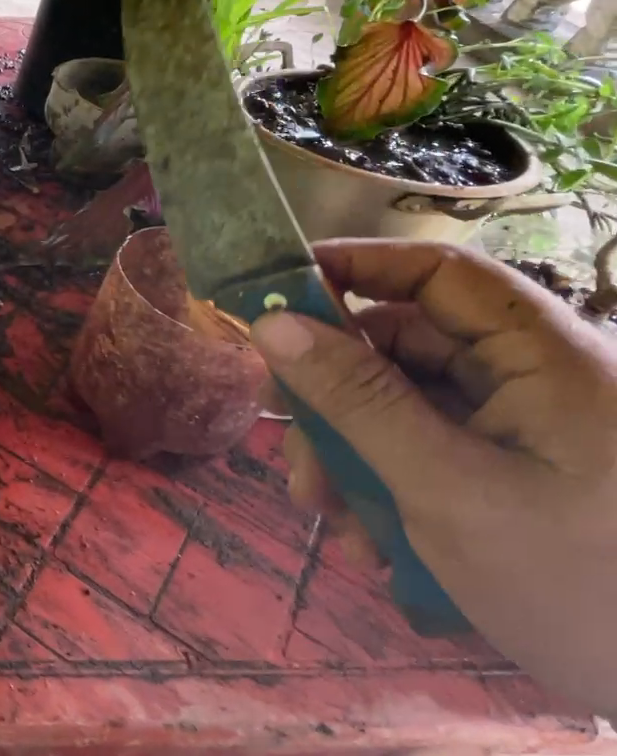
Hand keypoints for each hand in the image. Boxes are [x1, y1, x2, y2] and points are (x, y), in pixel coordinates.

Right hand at [250, 239, 616, 713]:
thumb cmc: (582, 586)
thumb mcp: (447, 489)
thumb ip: (356, 398)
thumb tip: (270, 323)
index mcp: (552, 363)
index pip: (441, 274)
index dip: (355, 267)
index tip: (272, 289)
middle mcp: (541, 383)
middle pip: (406, 345)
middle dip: (330, 389)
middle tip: (278, 425)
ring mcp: (530, 433)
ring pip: (402, 403)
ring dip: (347, 449)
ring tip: (327, 511)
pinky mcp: (517, 475)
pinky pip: (424, 450)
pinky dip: (381, 482)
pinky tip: (370, 538)